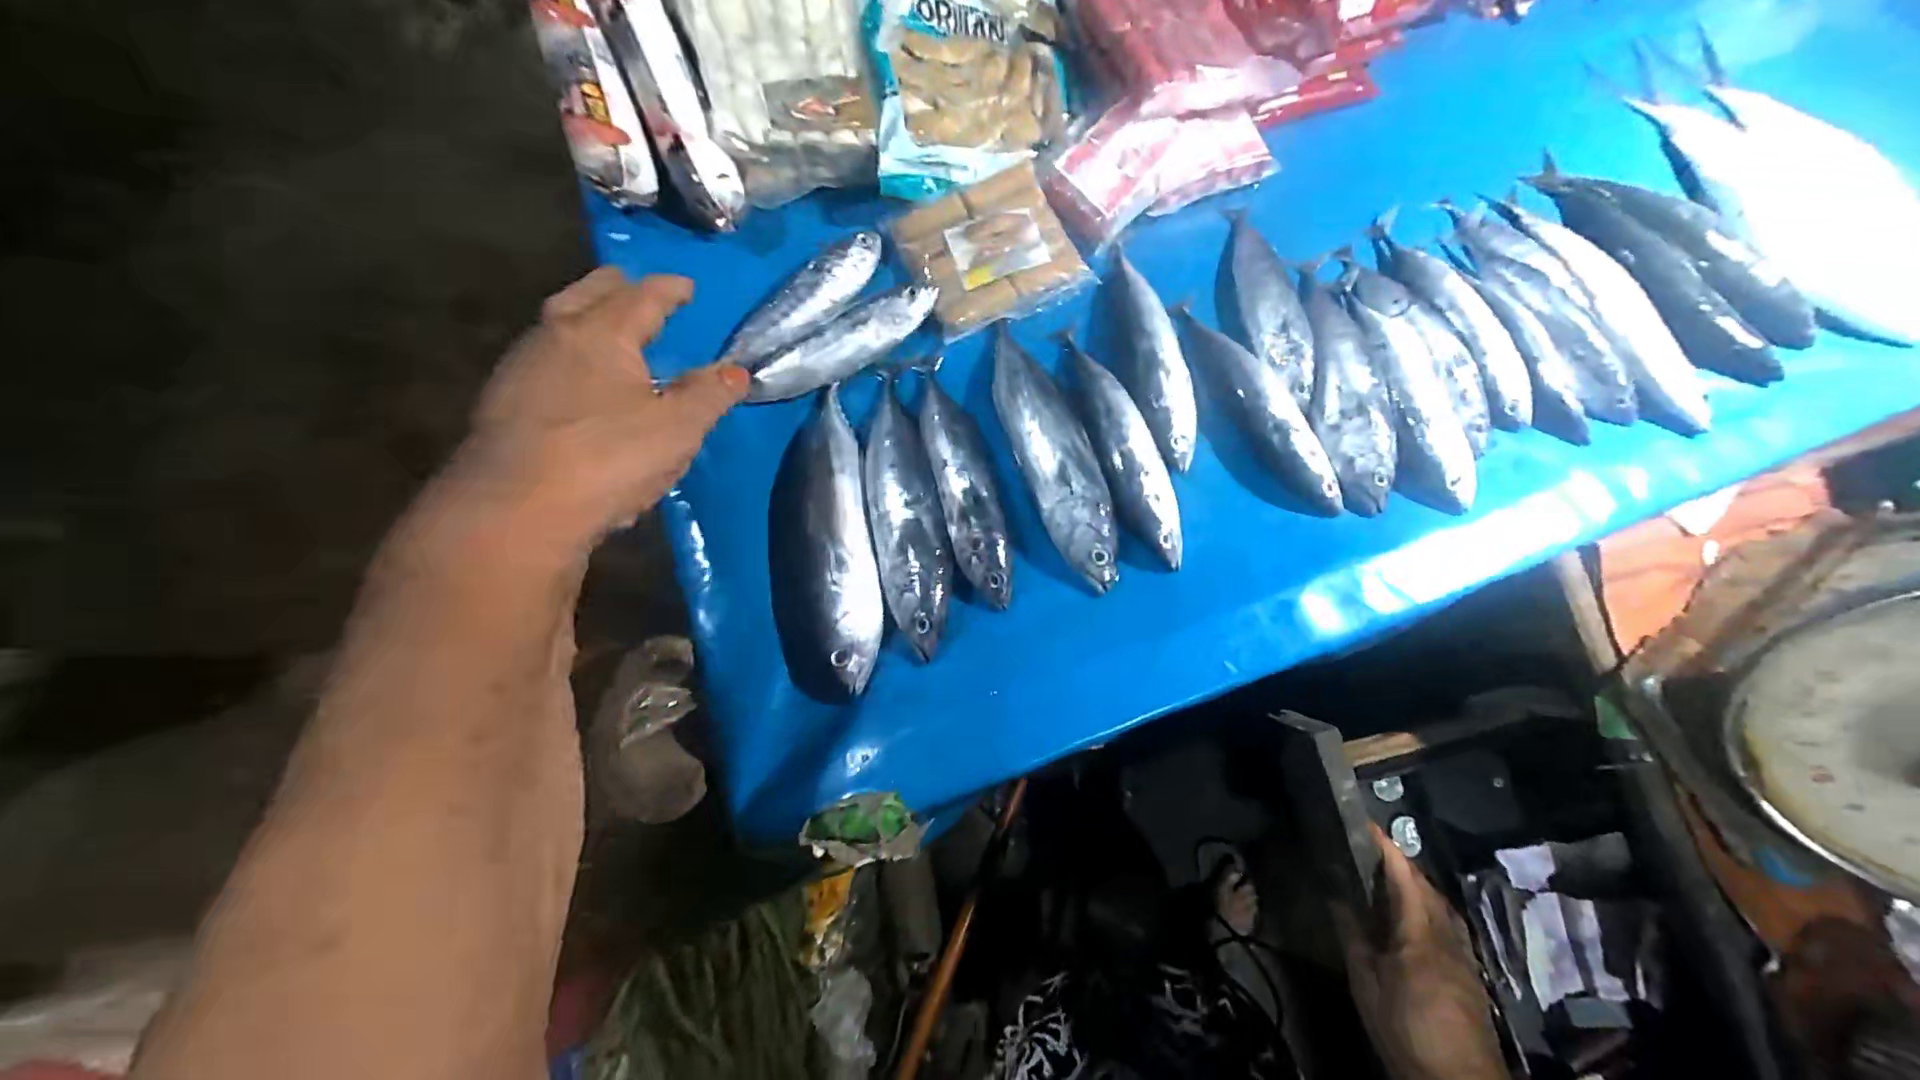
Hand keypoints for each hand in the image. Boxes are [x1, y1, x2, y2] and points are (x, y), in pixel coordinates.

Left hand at [450, 267, 746, 549]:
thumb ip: (709, 394)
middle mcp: (554, 338)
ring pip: (556, 327)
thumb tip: (737, 370)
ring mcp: (520, 370)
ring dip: (583, 320)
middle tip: (633, 286)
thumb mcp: (677, 428)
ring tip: (606, 332)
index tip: (686, 286)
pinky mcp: (502, 406)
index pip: (641, 297)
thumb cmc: (608, 458)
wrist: (515, 509)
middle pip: (586, 296)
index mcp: (601, 334)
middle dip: (614, 287)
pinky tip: (575, 384)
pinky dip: (566, 358)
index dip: (668, 290)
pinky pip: (542, 363)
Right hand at [1336, 824, 1505, 1079]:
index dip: (1387, 848)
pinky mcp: (1470, 976)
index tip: (1366, 825)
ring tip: (1388, 879)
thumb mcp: (1366, 982)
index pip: (1405, 877)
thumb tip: (1336, 895)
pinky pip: (1448, 927)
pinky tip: (1411, 920)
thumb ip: (1353, 935)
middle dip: (1402, 865)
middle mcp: (1448, 938)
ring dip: (1417, 887)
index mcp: (1420, 933)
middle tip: (1371, 850)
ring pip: (1441, 908)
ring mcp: (1464, 957)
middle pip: (1428, 889)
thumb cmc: (1404, 1027)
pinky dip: (1427, 910)